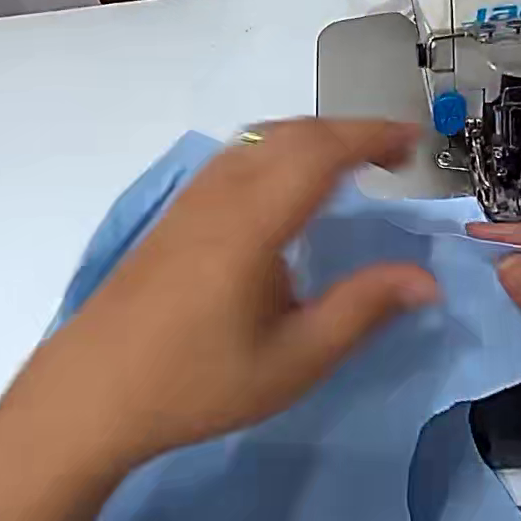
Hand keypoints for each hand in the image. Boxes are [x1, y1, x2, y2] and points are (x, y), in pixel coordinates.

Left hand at [0, 120, 439, 520]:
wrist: (94, 389)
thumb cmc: (197, 380)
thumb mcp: (294, 359)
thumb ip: (363, 310)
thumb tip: (426, 280)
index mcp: (255, 219)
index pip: (322, 152)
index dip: (371, 136)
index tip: (412, 142)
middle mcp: (224, 190)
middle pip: (295, 133)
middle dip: (350, 132)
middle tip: (393, 153)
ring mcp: (195, 194)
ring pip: (263, 137)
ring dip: (313, 135)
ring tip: (350, 160)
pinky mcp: (179, 207)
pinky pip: (240, 153)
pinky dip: (280, 146)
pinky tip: (287, 179)